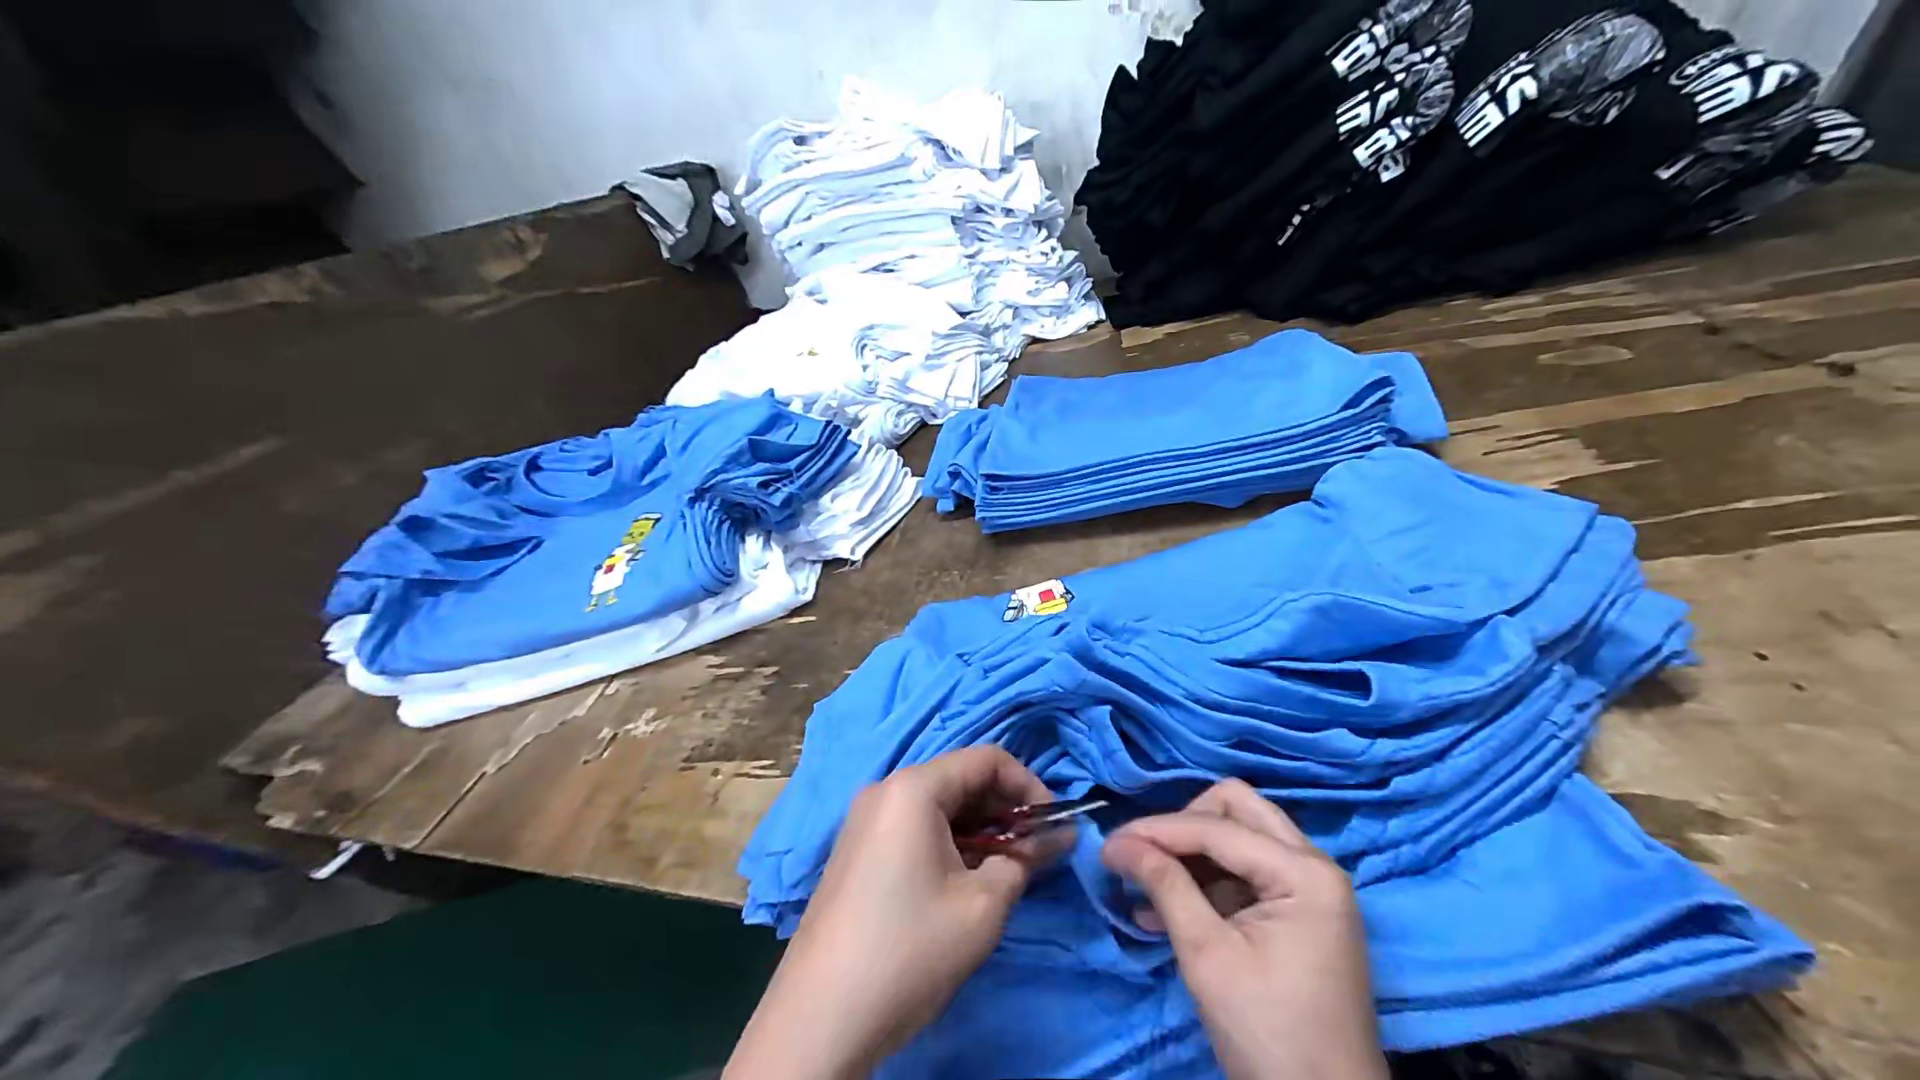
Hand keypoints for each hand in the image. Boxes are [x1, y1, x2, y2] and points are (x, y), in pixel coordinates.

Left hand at [725, 746, 1065, 1079]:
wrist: (822, 1016)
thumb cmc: (910, 948)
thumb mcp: (983, 906)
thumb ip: (1025, 860)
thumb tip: (1057, 838)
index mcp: (913, 788)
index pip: (986, 760)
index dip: (1029, 786)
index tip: (1054, 825)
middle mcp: (885, 790)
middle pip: (960, 779)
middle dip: (1005, 809)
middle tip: (1036, 851)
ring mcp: (865, 820)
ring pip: (938, 806)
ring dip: (980, 828)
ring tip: (1007, 869)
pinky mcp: (856, 850)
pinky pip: (914, 827)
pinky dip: (949, 842)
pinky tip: (966, 880)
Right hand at [1103, 780, 1387, 1079]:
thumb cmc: (1268, 1033)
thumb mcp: (1207, 955)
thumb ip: (1165, 886)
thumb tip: (1117, 843)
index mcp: (1303, 873)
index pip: (1216, 827)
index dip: (1157, 830)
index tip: (1109, 844)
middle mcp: (1313, 864)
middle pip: (1236, 808)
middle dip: (1183, 825)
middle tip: (1145, 856)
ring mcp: (1309, 888)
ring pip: (1238, 835)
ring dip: (1190, 855)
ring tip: (1145, 888)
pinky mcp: (1298, 911)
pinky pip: (1244, 871)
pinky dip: (1205, 882)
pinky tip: (1164, 911)